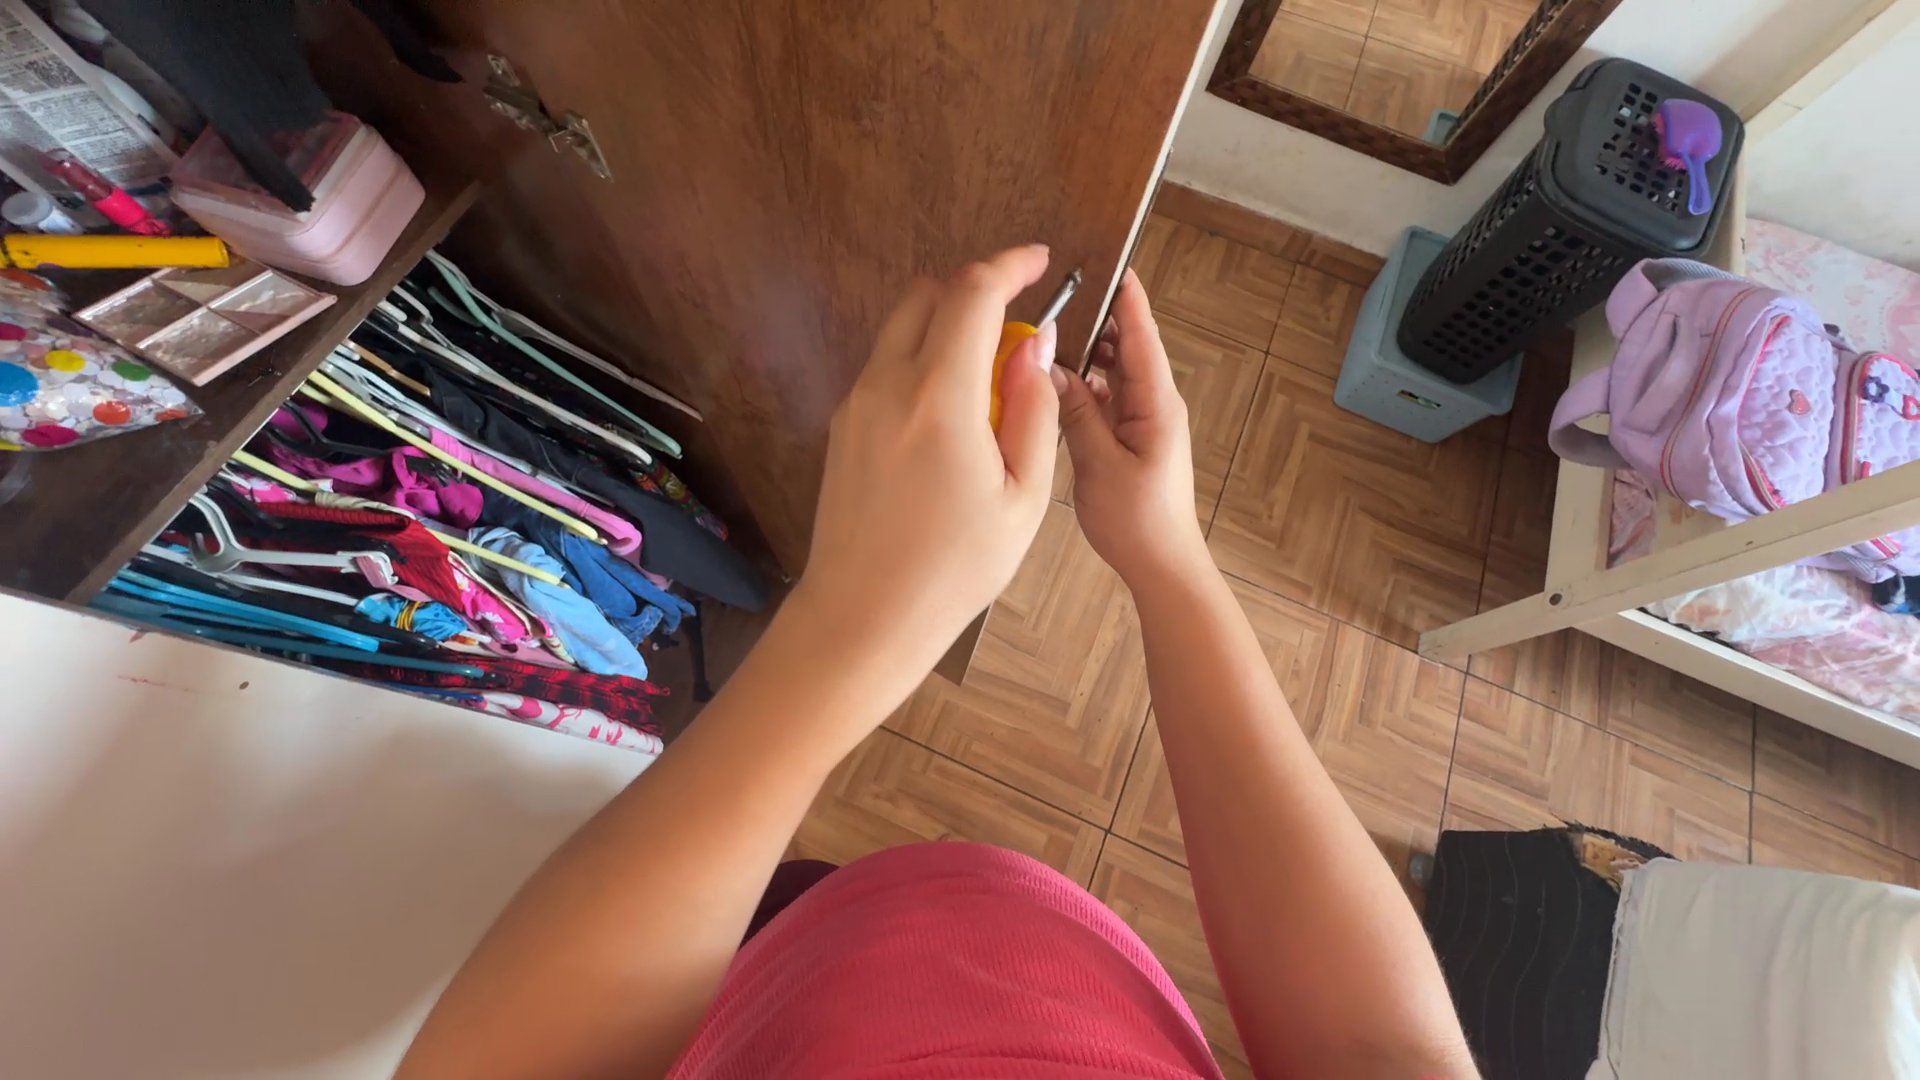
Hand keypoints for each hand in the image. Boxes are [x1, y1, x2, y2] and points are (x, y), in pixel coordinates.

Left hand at [795, 245, 1060, 671]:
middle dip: (974, 292)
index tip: (1037, 263)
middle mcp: (887, 386)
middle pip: (926, 295)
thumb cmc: (954, 570)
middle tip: (1013, 329)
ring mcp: (855, 404)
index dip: (1009, 266)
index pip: (972, 294)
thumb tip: (1037, 346)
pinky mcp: (841, 426)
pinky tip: (945, 416)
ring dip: (944, 328)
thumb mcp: (1022, 498)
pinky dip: (919, 362)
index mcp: (940, 398)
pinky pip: (883, 367)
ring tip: (984, 383)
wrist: (863, 615)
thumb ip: (1034, 410)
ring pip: (899, 328)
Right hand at [1052, 268, 1209, 584]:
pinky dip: (1081, 386)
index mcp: (1156, 402)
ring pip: (1110, 372)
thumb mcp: (1100, 463)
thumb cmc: (1139, 519)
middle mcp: (1151, 403)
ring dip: (1084, 354)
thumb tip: (1049, 368)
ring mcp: (1138, 420)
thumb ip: (1076, 412)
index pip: (1140, 336)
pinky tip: (1053, 383)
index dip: (1126, 297)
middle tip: (1055, 296)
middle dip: (1095, 318)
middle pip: (1124, 347)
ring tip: (1046, 334)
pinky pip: (1103, 398)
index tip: (1107, 260)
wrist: (1160, 562)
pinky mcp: (1125, 437)